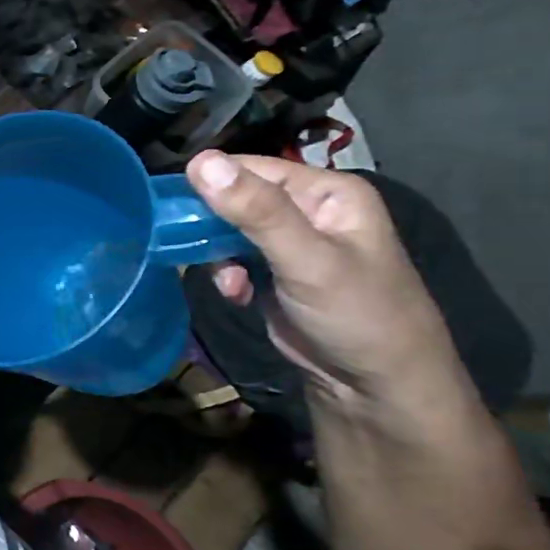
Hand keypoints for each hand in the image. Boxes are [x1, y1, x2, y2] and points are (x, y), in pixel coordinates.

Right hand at [185, 151, 466, 408]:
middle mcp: (307, 209)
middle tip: (194, 249)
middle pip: (234, 198)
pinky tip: (236, 295)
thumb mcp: (306, 259)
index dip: (211, 183)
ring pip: (226, 231)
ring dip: (216, 256)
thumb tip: (199, 160)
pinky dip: (226, 276)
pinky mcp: (272, 274)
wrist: (376, 389)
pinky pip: (231, 259)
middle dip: (210, 227)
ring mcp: (288, 244)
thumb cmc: (356, 315)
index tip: (173, 209)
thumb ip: (256, 210)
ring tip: (229, 283)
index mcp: (326, 191)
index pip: (250, 168)